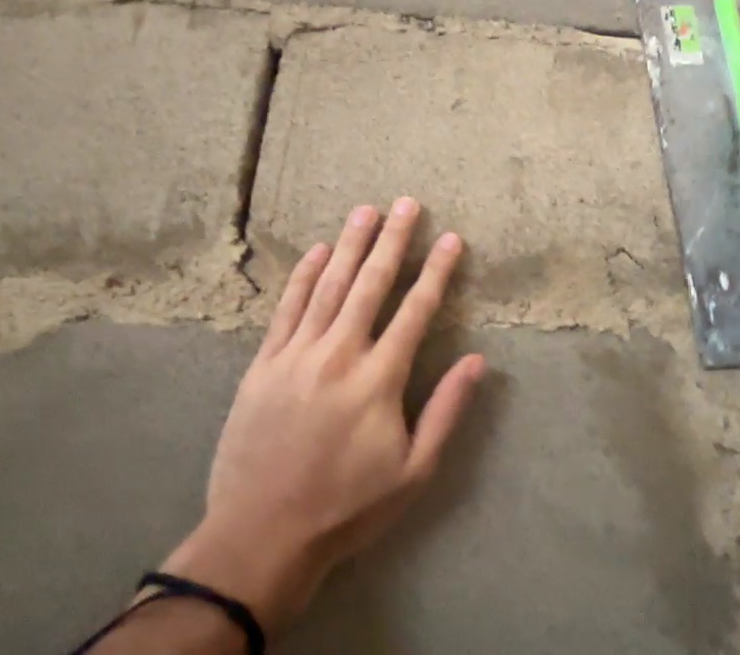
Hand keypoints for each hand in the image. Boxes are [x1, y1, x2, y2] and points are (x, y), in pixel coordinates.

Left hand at [162, 198, 486, 634]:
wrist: (260, 536)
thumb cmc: (347, 507)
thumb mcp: (414, 472)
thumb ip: (446, 411)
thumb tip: (478, 360)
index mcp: (378, 380)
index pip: (415, 311)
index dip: (437, 272)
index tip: (452, 239)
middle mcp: (338, 355)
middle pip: (370, 285)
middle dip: (393, 241)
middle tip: (407, 203)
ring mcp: (295, 356)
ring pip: (328, 287)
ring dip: (350, 245)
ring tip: (367, 210)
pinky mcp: (262, 366)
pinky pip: (286, 309)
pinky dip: (303, 276)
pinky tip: (318, 251)